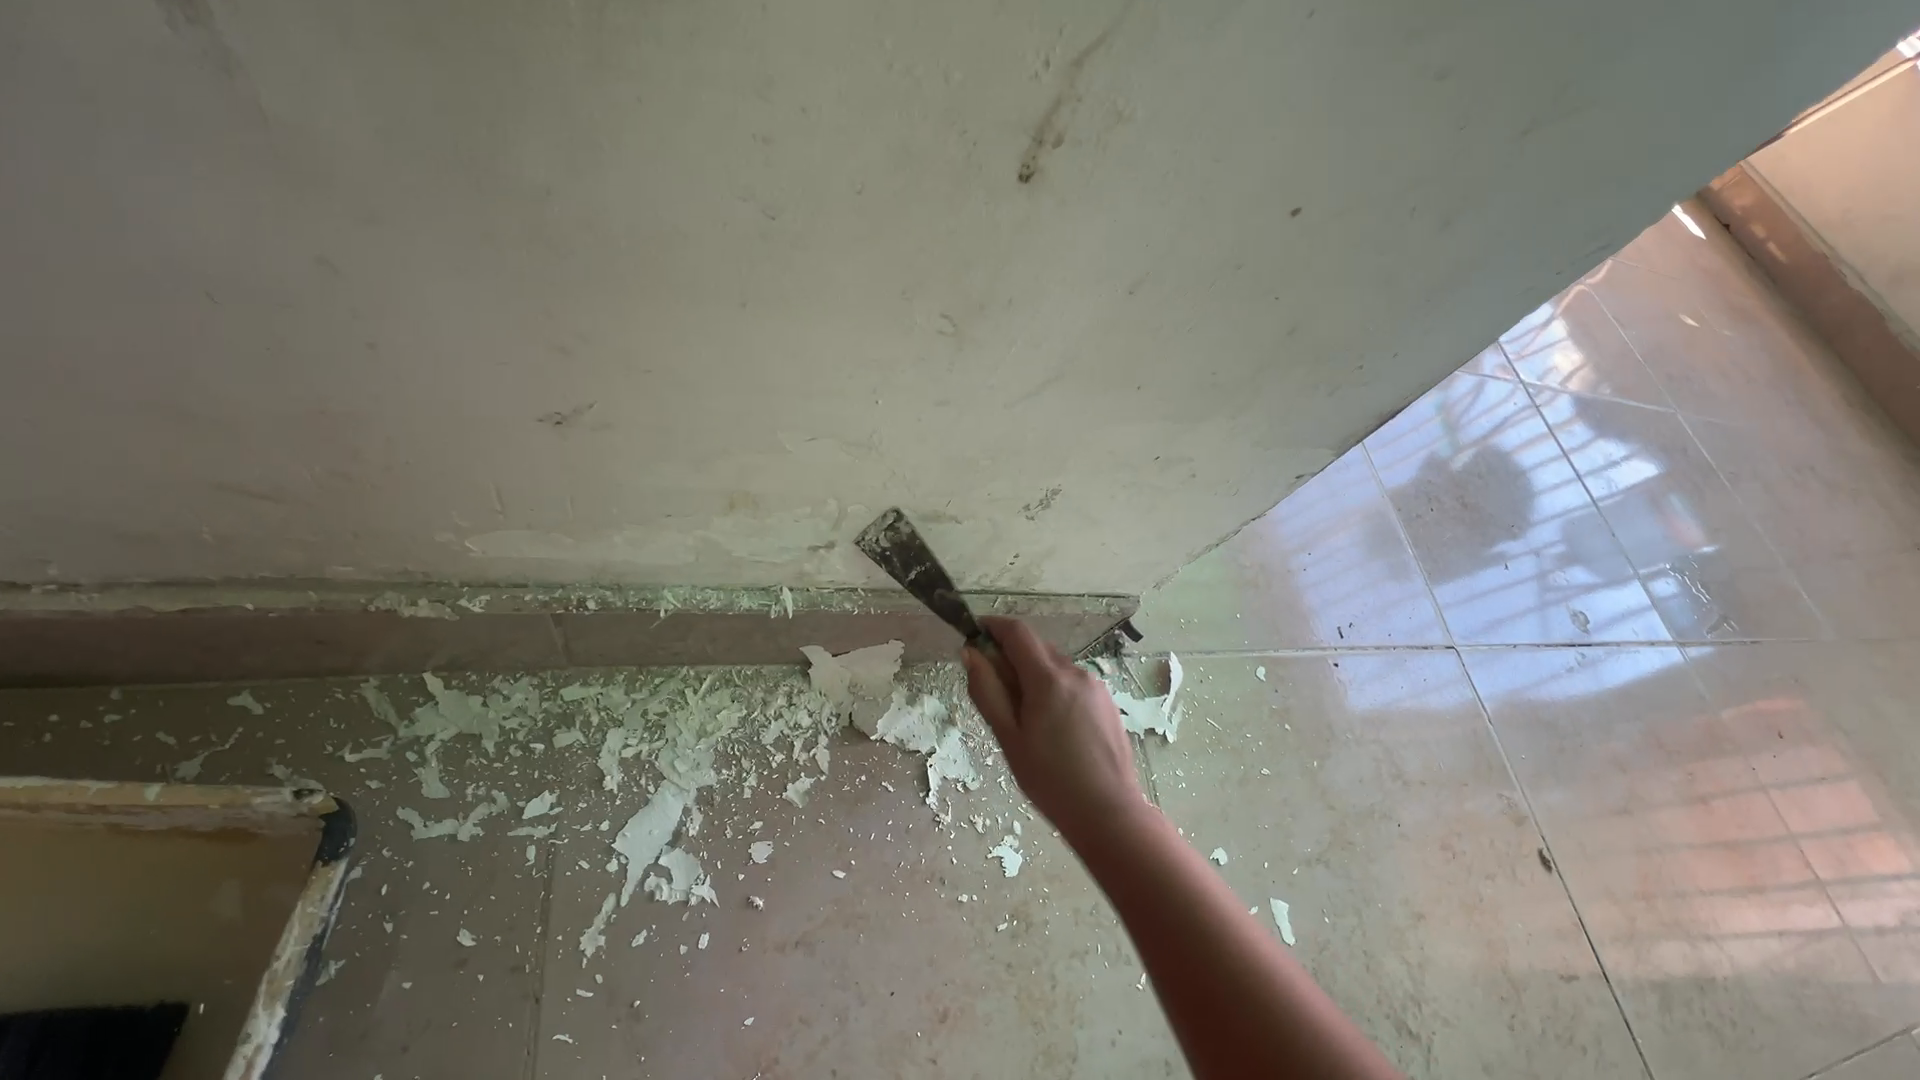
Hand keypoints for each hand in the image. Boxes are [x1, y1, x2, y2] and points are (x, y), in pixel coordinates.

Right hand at [961, 616, 1148, 840]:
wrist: (1108, 812)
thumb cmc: (1050, 780)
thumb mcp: (1008, 738)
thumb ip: (987, 691)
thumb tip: (970, 654)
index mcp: (1048, 678)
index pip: (1017, 632)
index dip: (992, 627)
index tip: (973, 635)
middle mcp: (1076, 673)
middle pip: (1037, 647)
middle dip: (1011, 656)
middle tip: (993, 688)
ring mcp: (1096, 687)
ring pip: (1055, 666)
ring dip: (1033, 675)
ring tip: (1023, 718)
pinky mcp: (1107, 703)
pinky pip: (1073, 683)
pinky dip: (1054, 689)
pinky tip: (1052, 727)